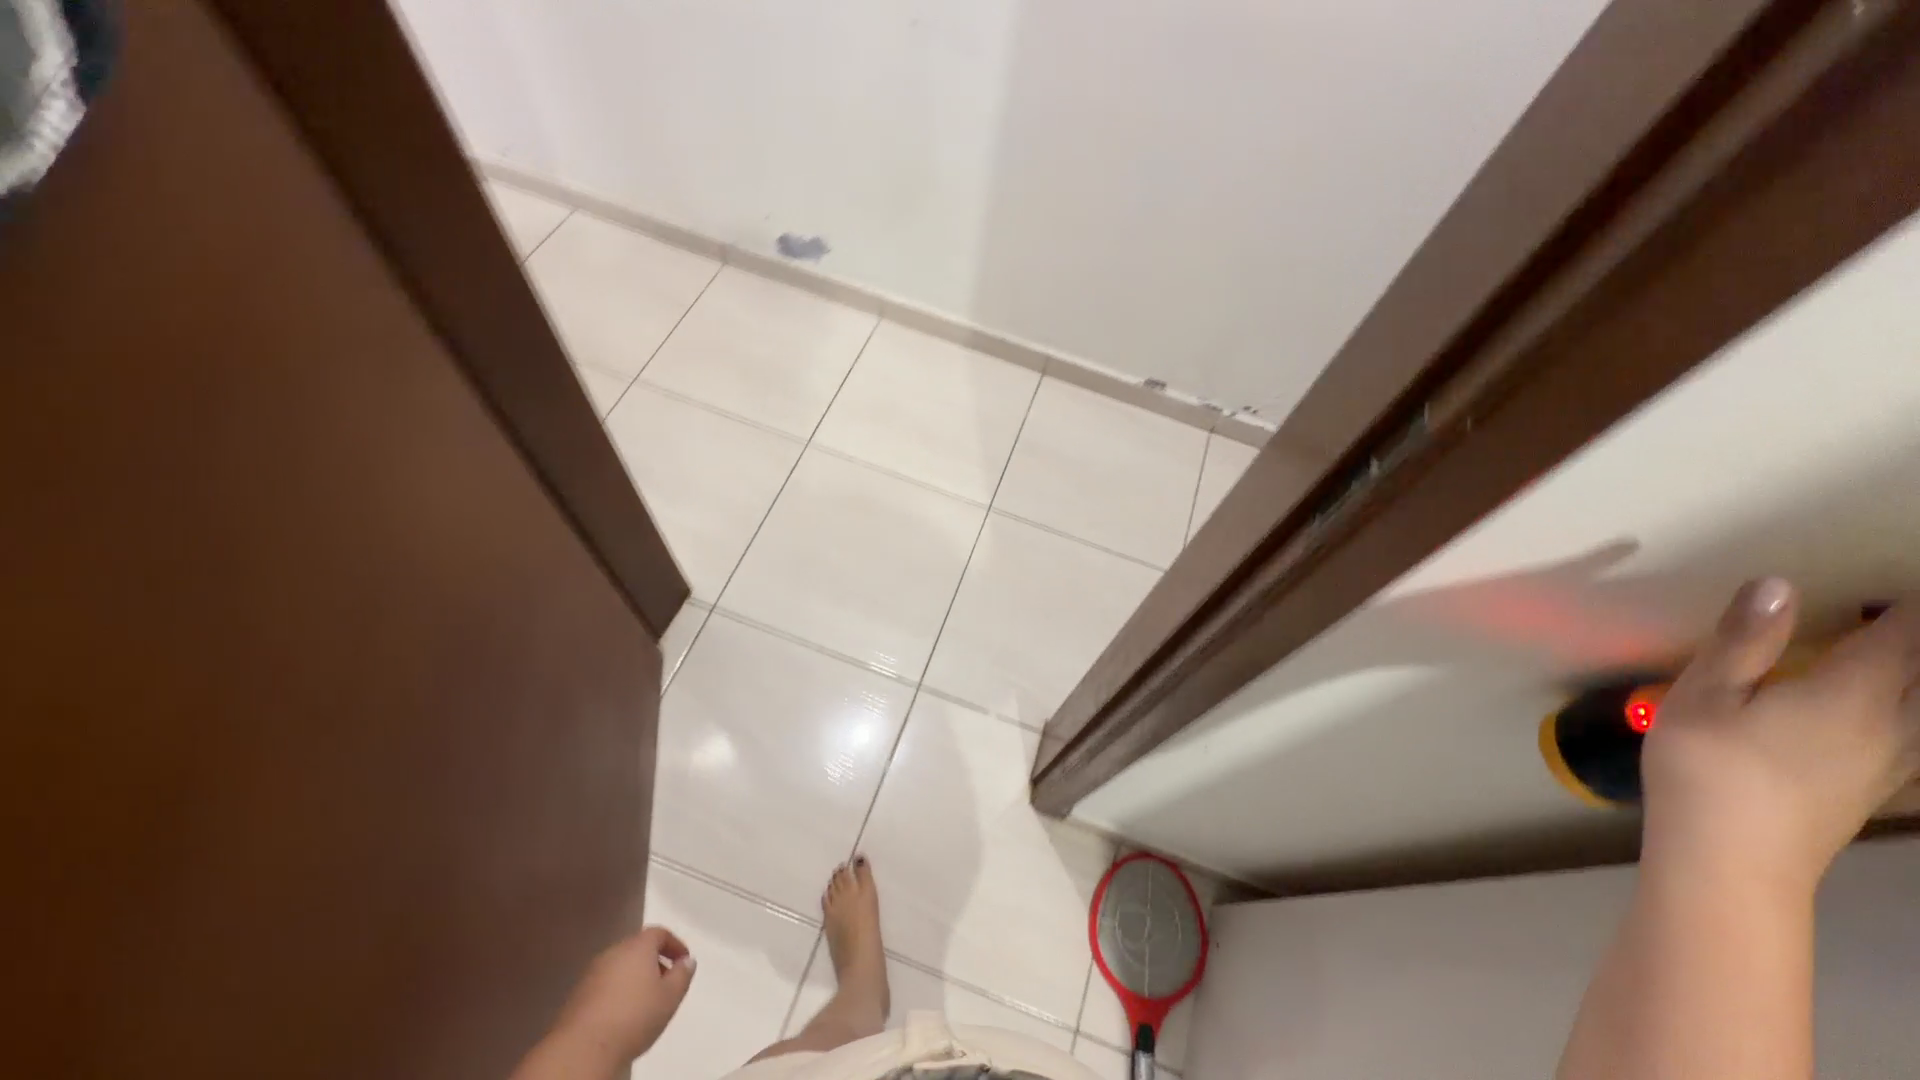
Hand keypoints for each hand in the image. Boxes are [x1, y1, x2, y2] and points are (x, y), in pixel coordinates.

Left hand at [551, 926, 696, 1062]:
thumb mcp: (670, 997)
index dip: (675, 944)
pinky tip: (623, 1015)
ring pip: (620, 967)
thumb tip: (686, 961)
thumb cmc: (635, 1016)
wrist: (583, 1047)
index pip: (659, 933)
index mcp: (637, 947)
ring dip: (635, 978)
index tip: (684, 962)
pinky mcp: (577, 995)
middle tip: (666, 983)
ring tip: (646, 1003)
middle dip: (654, 962)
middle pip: (637, 949)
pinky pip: (605, 984)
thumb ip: (682, 975)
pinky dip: (617, 992)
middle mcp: (613, 953)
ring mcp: (591, 973)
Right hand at [1640, 579, 1919, 890]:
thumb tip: (1777, 583)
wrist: (1730, 863)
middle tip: (1885, 613)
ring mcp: (1895, 761)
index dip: (1907, 600)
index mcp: (1854, 692)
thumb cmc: (1706, 771)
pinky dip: (1913, 708)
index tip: (1893, 576)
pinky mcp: (1882, 787)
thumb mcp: (1702, 698)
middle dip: (1914, 636)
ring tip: (1886, 655)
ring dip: (1915, 674)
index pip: (1907, 631)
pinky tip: (1888, 711)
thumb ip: (1742, 641)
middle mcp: (1895, 723)